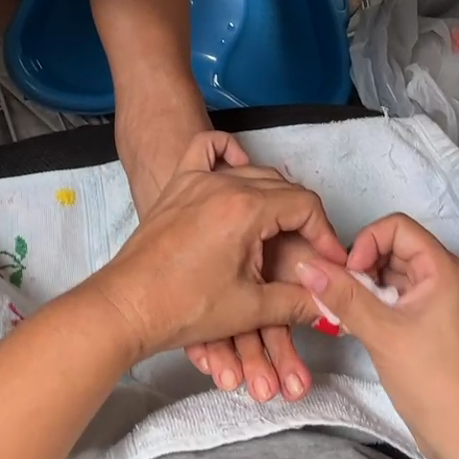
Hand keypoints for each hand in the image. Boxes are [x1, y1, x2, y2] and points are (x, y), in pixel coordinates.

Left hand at [128, 130, 326, 403]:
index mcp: (247, 209)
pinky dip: (226, 152)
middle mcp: (225, 184)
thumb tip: (329, 301)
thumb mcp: (251, 309)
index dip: (324, 234)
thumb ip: (297, 302)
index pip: (305, 204)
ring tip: (281, 229)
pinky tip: (235, 171)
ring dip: (272, 195)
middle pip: (282, 187)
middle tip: (309, 252)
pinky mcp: (179, 184)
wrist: (128, 306)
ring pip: (251, 171)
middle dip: (303, 219)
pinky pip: (207, 148)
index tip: (329, 260)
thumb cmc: (185, 308)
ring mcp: (199, 180)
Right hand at [296, 214, 458, 458]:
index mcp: (443, 268)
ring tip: (347, 313)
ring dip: (365, 286)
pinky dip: (375, 303)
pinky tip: (357, 324)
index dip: (368, 242)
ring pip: (392, 272)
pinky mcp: (431, 320)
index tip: (350, 274)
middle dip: (363, 266)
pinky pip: (397, 295)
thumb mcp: (381, 333)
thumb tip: (308, 266)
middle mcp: (445, 275)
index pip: (397, 227)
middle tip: (343, 295)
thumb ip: (343, 295)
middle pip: (393, 247)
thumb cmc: (433, 382)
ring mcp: (439, 299)